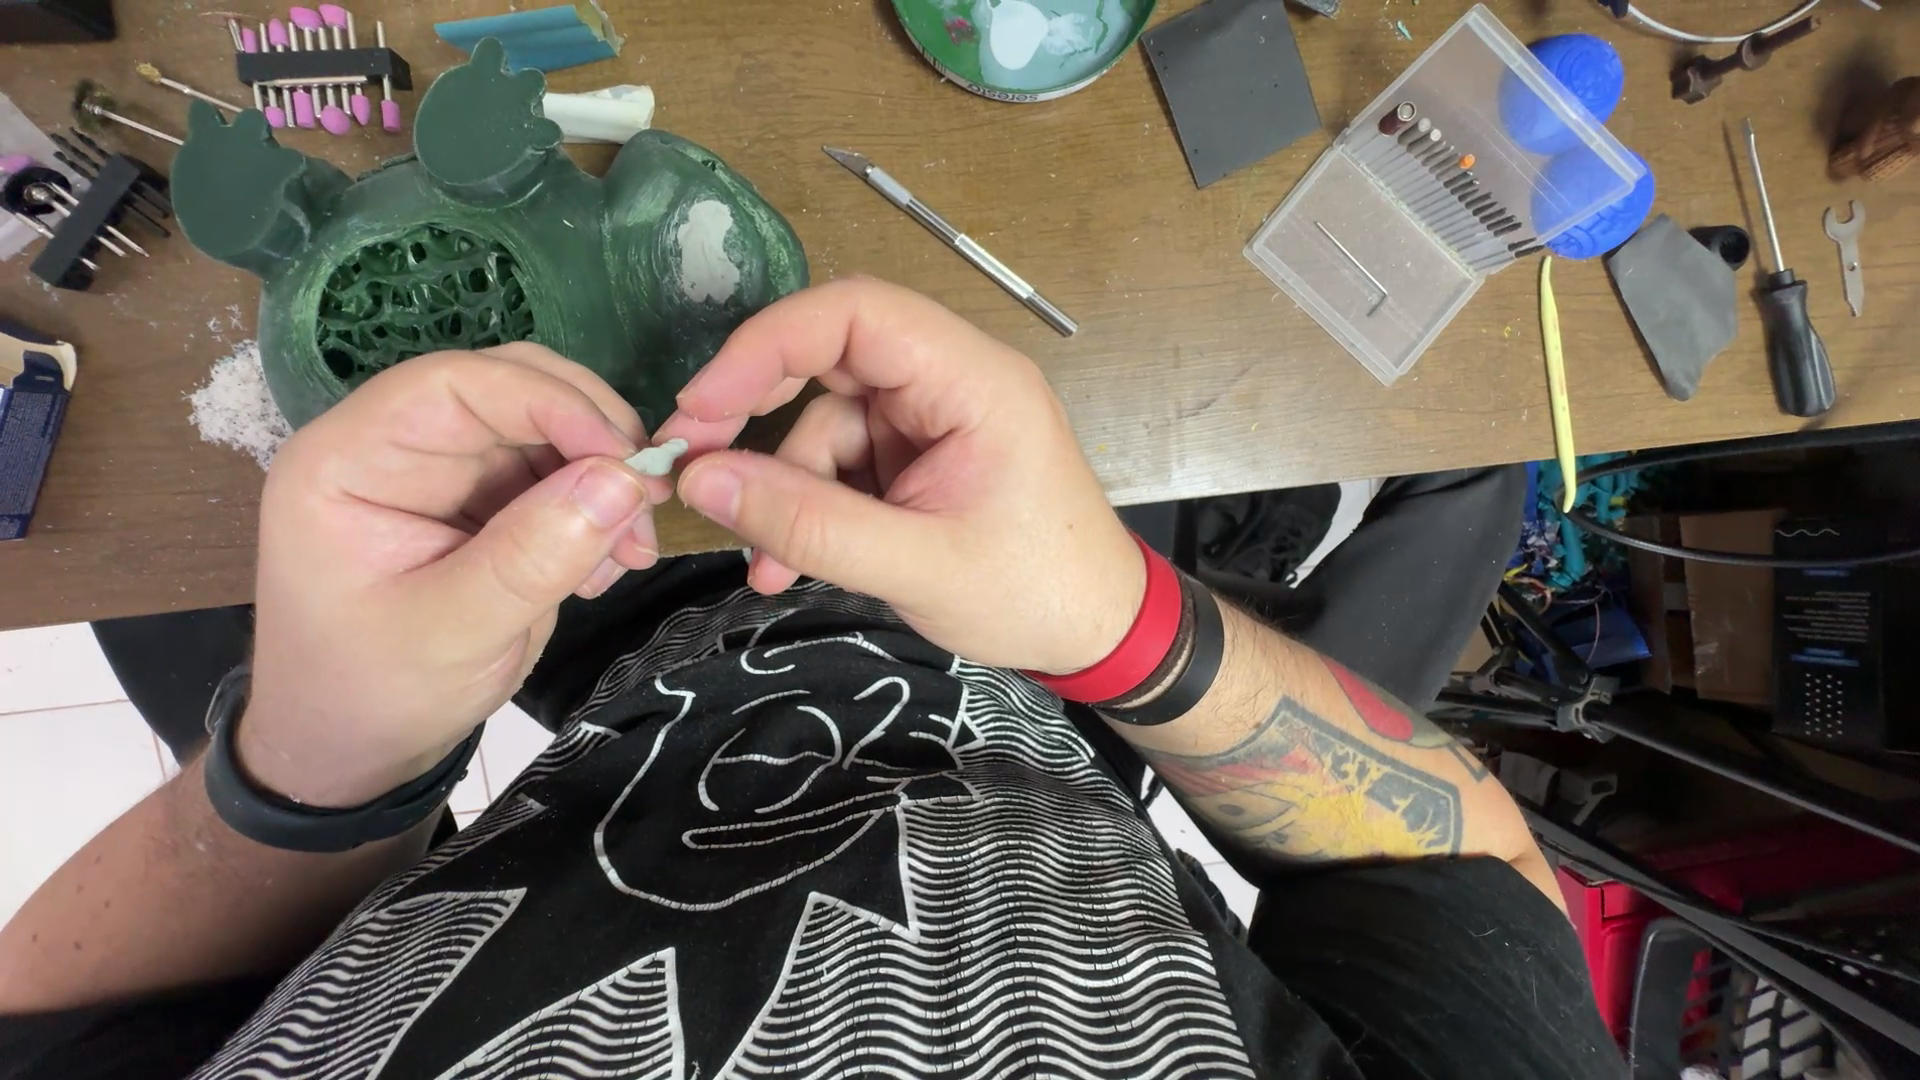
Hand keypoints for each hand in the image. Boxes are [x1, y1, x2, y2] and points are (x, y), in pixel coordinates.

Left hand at [241, 345, 667, 806]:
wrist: (364, 743)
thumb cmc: (378, 692)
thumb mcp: (453, 634)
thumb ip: (533, 557)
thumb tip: (625, 482)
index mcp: (357, 460)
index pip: (460, 385)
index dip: (552, 403)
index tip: (627, 462)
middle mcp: (408, 448)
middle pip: (519, 387)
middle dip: (597, 435)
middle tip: (650, 498)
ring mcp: (458, 472)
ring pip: (559, 428)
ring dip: (612, 479)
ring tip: (634, 552)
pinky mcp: (500, 501)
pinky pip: (573, 475)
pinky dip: (609, 510)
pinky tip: (611, 564)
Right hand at [658, 277, 1143, 673]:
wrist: (1095, 633)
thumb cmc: (1032, 595)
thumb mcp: (918, 566)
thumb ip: (809, 525)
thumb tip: (700, 479)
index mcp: (973, 381)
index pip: (857, 314)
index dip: (766, 346)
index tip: (701, 408)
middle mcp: (951, 382)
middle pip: (831, 361)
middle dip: (760, 418)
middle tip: (697, 469)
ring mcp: (933, 421)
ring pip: (828, 424)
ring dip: (786, 492)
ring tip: (768, 566)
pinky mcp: (920, 458)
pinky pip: (845, 466)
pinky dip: (812, 510)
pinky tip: (790, 564)